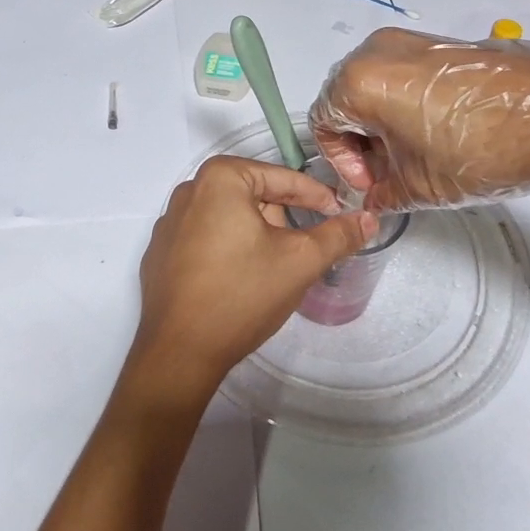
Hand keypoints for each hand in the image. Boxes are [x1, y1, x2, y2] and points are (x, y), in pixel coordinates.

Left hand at [131, 156, 376, 391]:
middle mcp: (189, 190)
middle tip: (305, 249)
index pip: (282, 179)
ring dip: (257, 235)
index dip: (317, 197)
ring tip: (275, 269)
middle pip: (254, 195)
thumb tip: (369, 218)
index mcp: (220, 178)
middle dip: (283, 219)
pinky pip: (205, 239)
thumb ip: (338, 235)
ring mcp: (169, 222)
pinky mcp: (161, 253)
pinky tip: (240, 282)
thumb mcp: (300, 262)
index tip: (340, 214)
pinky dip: (228, 251)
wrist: (179, 352)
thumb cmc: (242, 294)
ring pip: (229, 218)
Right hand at [309, 28, 529, 212]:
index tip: (373, 184)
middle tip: (391, 174)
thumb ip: (383, 194)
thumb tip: (373, 199)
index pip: (323, 122)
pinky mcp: (440, 43)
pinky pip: (403, 75)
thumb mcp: (421, 186)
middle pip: (346, 99)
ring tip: (418, 157)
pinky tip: (439, 134)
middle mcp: (376, 50)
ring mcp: (410, 41)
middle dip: (362, 142)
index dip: (342, 162)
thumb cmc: (476, 150)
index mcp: (359, 80)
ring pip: (375, 86)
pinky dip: (406, 105)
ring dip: (384, 124)